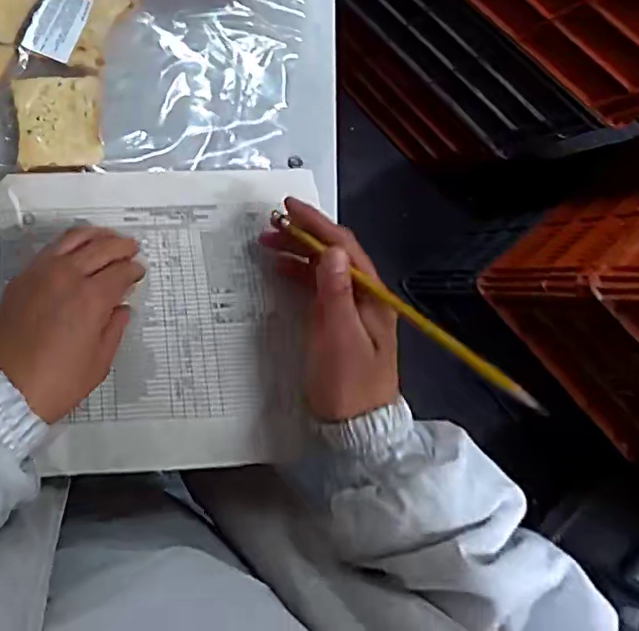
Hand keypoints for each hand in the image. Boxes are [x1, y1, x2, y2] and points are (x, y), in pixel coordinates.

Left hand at [0, 226, 144, 422]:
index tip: (137, 272)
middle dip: (121, 246)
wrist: (2, 385)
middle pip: (102, 247)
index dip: (133, 270)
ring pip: (75, 238)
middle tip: (130, 248)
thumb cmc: (50, 382)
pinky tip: (77, 248)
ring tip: (107, 238)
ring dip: (96, 235)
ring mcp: (43, 272)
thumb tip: (121, 311)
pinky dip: (71, 241)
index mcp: (91, 298)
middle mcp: (68, 276)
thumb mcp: (96, 364)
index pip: (121, 271)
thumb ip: (113, 330)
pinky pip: (53, 246)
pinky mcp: (24, 275)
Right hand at [260, 197, 399, 421]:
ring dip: (297, 250)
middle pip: (333, 253)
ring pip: (322, 266)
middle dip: (303, 233)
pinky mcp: (336, 320)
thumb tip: (330, 250)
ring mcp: (350, 308)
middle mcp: (363, 295)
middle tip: (270, 222)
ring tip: (267, 241)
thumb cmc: (348, 384)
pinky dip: (297, 271)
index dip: (316, 223)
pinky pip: (316, 284)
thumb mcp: (340, 338)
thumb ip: (335, 293)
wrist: (356, 431)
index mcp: (371, 295)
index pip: (343, 247)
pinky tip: (279, 268)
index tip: (289, 206)